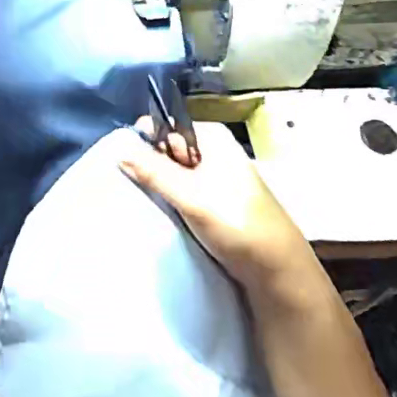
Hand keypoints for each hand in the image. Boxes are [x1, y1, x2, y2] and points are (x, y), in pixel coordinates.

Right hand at [119, 119, 324, 308]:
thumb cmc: (236, 223)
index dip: (143, 142)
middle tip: (131, 187)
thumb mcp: (190, 195)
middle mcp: (215, 151)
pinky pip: (185, 192)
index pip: (165, 126)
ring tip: (144, 202)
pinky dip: (172, 201)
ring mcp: (217, 176)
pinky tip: (163, 214)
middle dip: (149, 165)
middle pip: (169, 150)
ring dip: (160, 186)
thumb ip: (154, 171)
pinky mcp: (217, 201)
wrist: (276, 269)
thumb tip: (120, 149)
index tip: (123, 163)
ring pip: (175, 173)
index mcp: (212, 137)